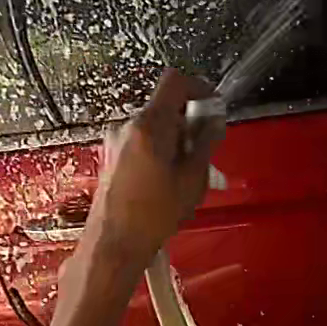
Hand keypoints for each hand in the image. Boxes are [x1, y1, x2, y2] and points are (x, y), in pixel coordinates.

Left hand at [83, 69, 225, 269]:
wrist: (114, 245)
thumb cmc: (154, 215)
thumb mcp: (192, 178)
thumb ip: (206, 142)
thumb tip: (214, 120)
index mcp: (149, 125)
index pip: (175, 81)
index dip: (200, 88)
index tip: (214, 109)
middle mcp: (128, 126)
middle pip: (166, 106)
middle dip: (191, 123)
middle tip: (206, 153)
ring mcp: (116, 141)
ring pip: (156, 126)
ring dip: (177, 141)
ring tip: (189, 175)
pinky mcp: (112, 157)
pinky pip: (143, 142)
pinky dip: (162, 152)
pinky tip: (169, 183)